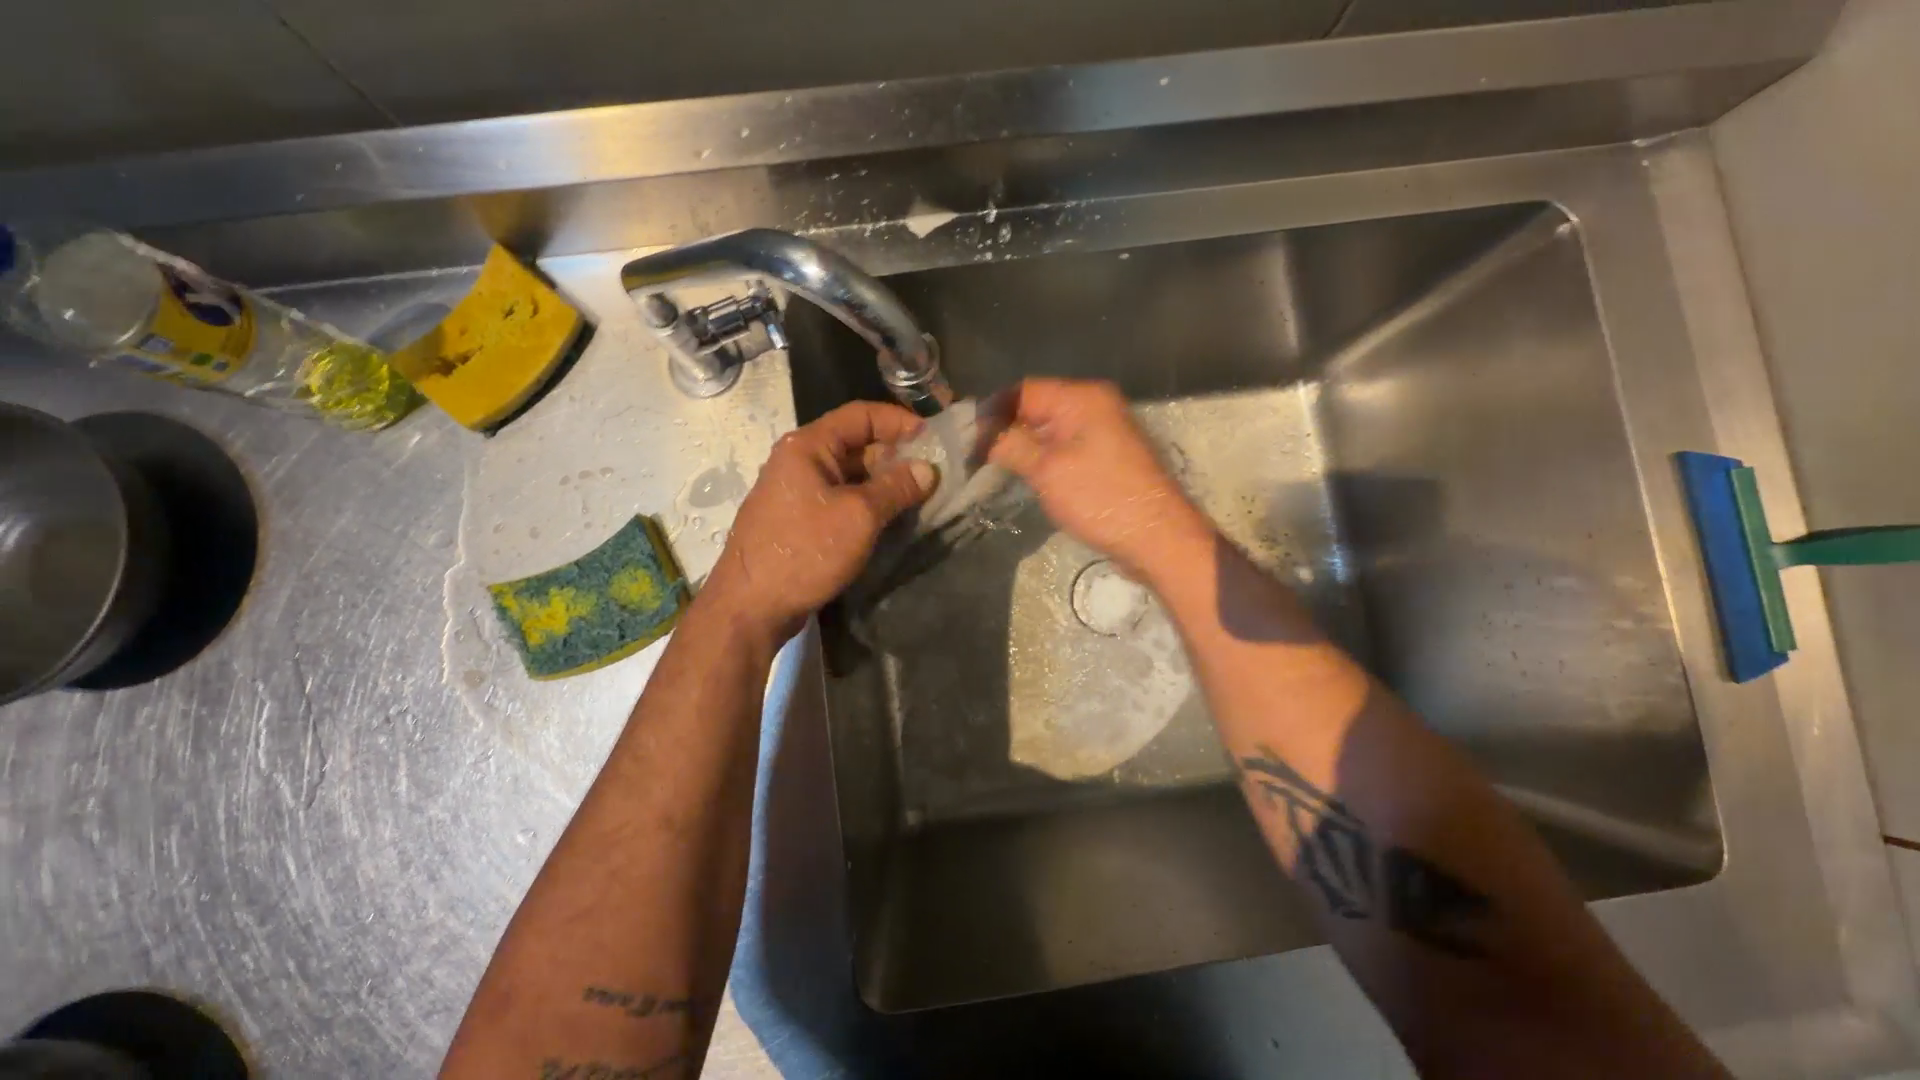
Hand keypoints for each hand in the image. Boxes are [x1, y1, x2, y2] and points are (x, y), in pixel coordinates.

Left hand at [702, 401, 935, 644]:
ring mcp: (795, 492)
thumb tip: (927, 469)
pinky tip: (889, 521)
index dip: (899, 421)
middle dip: (895, 456)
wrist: (751, 606)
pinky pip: (838, 501)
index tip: (932, 439)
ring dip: (883, 484)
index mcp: (807, 446)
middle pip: (855, 445)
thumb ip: (896, 488)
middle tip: (932, 474)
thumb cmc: (805, 551)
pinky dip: (865, 505)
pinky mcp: (797, 521)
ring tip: (919, 498)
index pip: (860, 415)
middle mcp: (798, 461)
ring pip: (848, 476)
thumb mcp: (859, 516)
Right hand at [987, 377, 1212, 577]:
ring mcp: (1104, 431)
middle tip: (974, 456)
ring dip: (1025, 447)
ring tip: (993, 469)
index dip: (991, 412)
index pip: (1022, 391)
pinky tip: (1027, 478)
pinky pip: (1067, 448)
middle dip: (1006, 430)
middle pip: (1036, 408)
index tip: (964, 438)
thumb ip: (1010, 445)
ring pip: (1050, 430)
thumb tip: (979, 431)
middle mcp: (1095, 405)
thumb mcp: (1047, 470)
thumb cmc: (1100, 498)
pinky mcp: (1107, 457)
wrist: (1157, 538)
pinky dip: (1045, 459)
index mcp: (1082, 397)